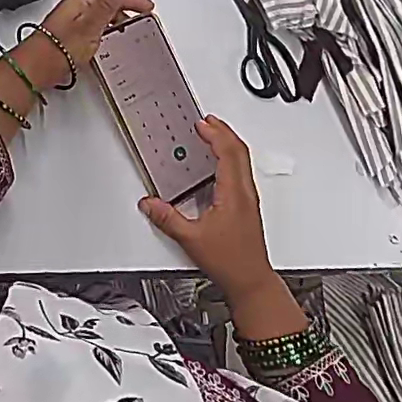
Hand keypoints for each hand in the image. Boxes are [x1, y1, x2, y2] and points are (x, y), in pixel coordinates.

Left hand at [38, 0, 154, 75]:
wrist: (36, 69)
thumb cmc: (59, 49)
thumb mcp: (90, 25)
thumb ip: (106, 4)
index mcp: (82, 1)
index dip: (133, 1)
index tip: (147, 6)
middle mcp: (76, 9)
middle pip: (108, 4)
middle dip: (126, 11)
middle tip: (141, 17)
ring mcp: (73, 22)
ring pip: (102, 17)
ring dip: (116, 22)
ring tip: (128, 30)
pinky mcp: (71, 36)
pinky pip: (95, 28)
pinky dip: (106, 31)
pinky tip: (107, 41)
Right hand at [139, 117, 275, 299]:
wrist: (250, 280)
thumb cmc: (231, 262)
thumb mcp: (191, 239)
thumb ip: (168, 219)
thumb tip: (151, 204)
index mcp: (234, 193)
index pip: (228, 152)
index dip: (215, 134)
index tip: (202, 124)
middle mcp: (245, 192)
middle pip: (239, 150)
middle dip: (223, 132)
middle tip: (208, 122)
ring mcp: (248, 198)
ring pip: (243, 160)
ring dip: (228, 143)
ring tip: (213, 135)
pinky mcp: (247, 206)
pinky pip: (241, 172)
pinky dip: (230, 158)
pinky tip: (218, 164)